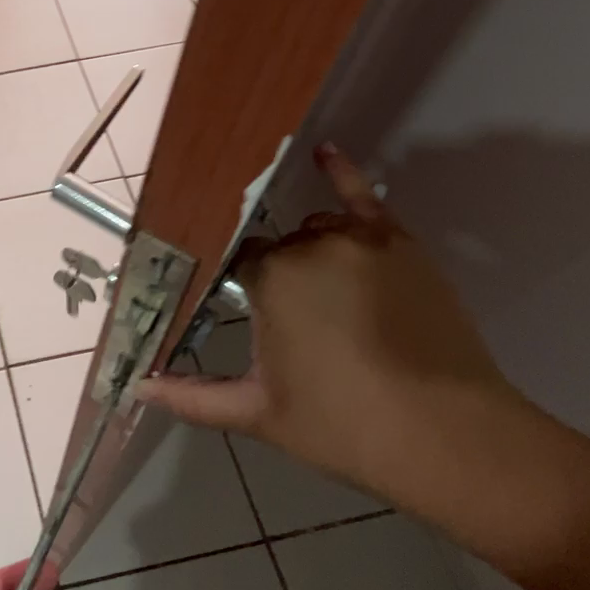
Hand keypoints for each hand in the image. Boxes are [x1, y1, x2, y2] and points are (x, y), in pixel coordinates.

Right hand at [135, 143, 521, 499]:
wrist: (449, 437)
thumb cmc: (344, 425)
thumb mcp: (259, 414)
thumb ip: (193, 398)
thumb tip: (139, 387)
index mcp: (270, 278)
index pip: (241, 261)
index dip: (247, 289)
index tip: (253, 314)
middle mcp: (308, 245)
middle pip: (279, 247)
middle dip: (280, 278)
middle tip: (296, 326)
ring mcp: (358, 240)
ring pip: (315, 231)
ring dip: (312, 254)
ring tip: (329, 302)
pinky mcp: (400, 243)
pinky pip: (362, 196)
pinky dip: (341, 173)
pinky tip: (324, 153)